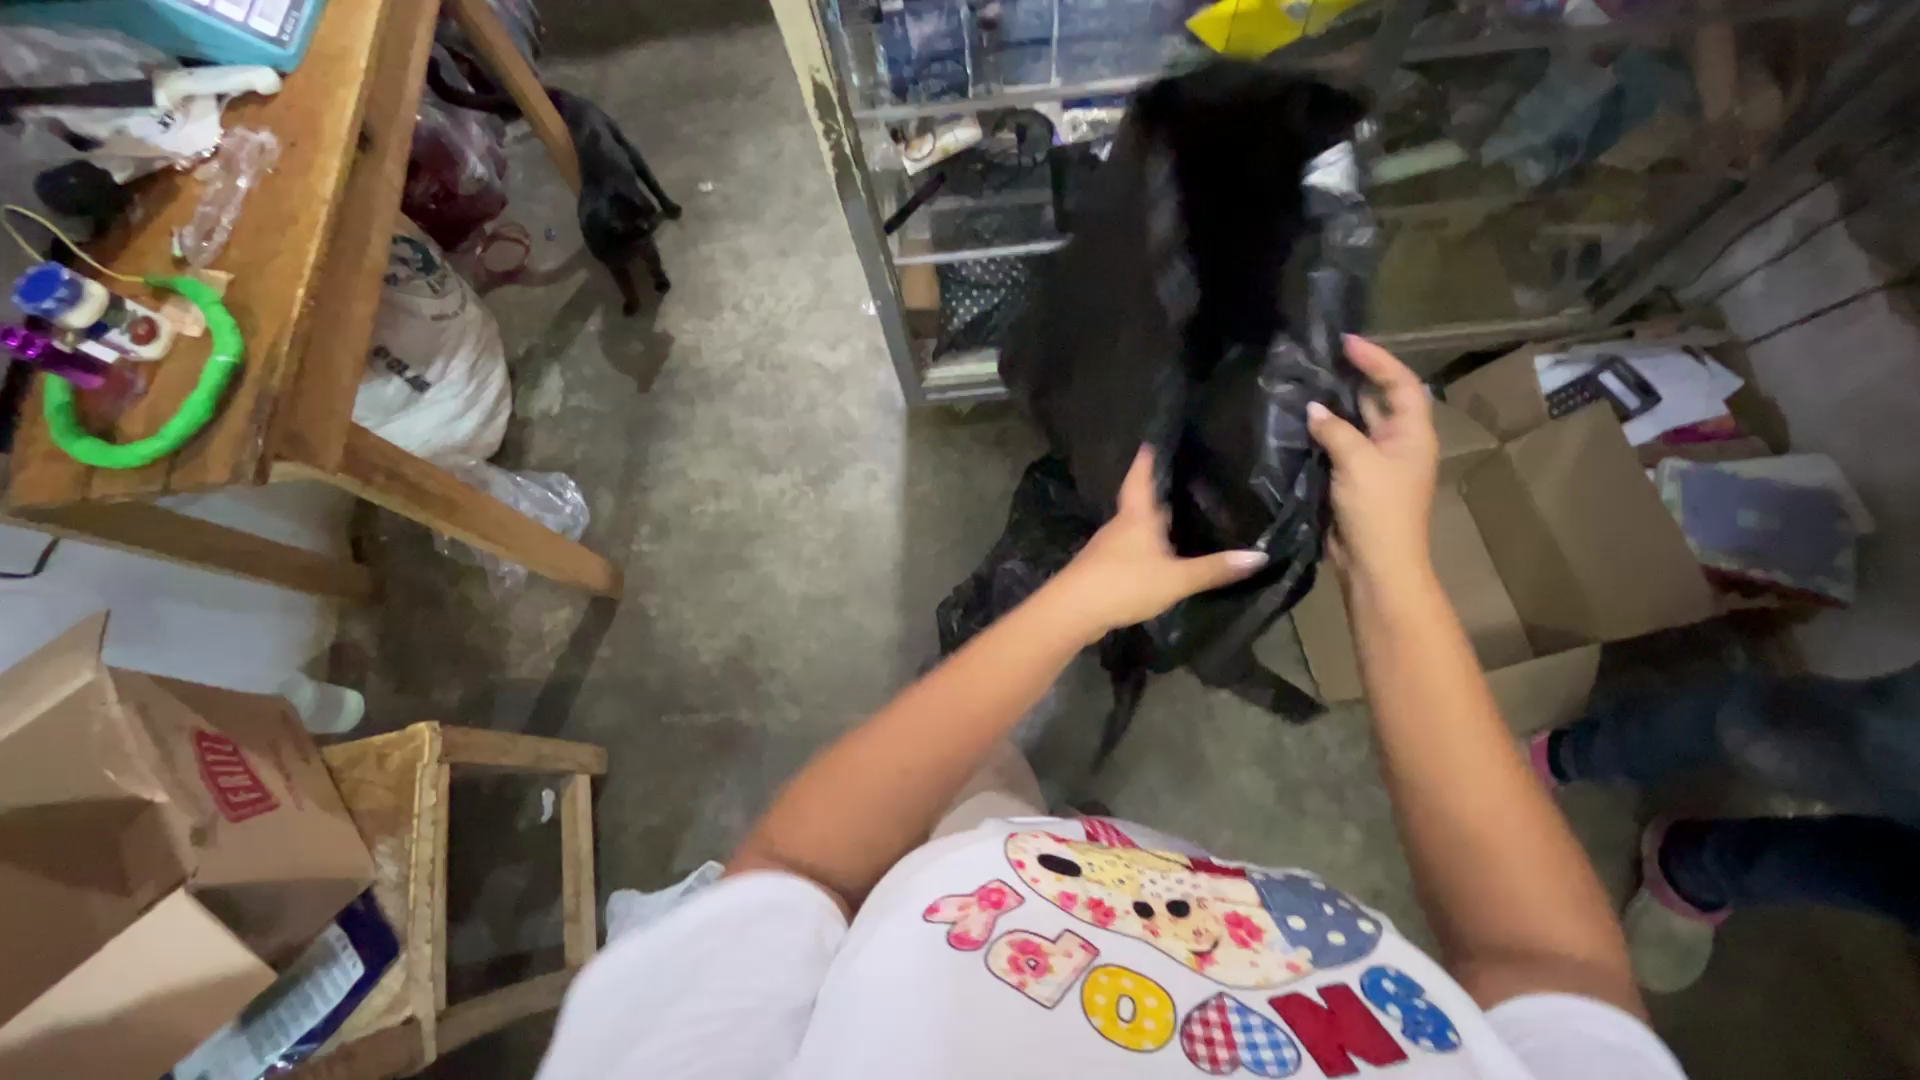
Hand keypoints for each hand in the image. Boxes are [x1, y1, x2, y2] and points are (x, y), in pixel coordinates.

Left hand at [1046, 446, 1268, 639]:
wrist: (1072, 611)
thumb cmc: (1125, 583)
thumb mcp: (1177, 578)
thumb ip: (1215, 569)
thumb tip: (1260, 555)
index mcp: (1137, 517)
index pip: (1140, 480)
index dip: (1145, 462)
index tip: (1149, 443)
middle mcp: (1119, 527)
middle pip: (1137, 505)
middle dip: (1153, 497)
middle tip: (1173, 486)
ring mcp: (1105, 548)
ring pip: (1130, 530)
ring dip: (1146, 527)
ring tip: (1168, 524)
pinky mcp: (1098, 570)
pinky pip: (1123, 552)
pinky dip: (1138, 551)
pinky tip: (1149, 561)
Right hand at [1307, 335, 1438, 583]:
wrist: (1377, 563)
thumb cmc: (1378, 511)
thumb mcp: (1358, 463)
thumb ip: (1336, 430)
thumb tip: (1313, 409)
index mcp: (1413, 434)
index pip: (1400, 384)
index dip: (1377, 360)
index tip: (1346, 342)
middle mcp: (1399, 443)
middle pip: (1380, 400)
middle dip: (1355, 377)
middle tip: (1322, 358)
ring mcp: (1377, 463)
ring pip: (1358, 423)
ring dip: (1337, 405)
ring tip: (1308, 382)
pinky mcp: (1356, 480)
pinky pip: (1341, 446)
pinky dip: (1325, 431)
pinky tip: (1302, 422)